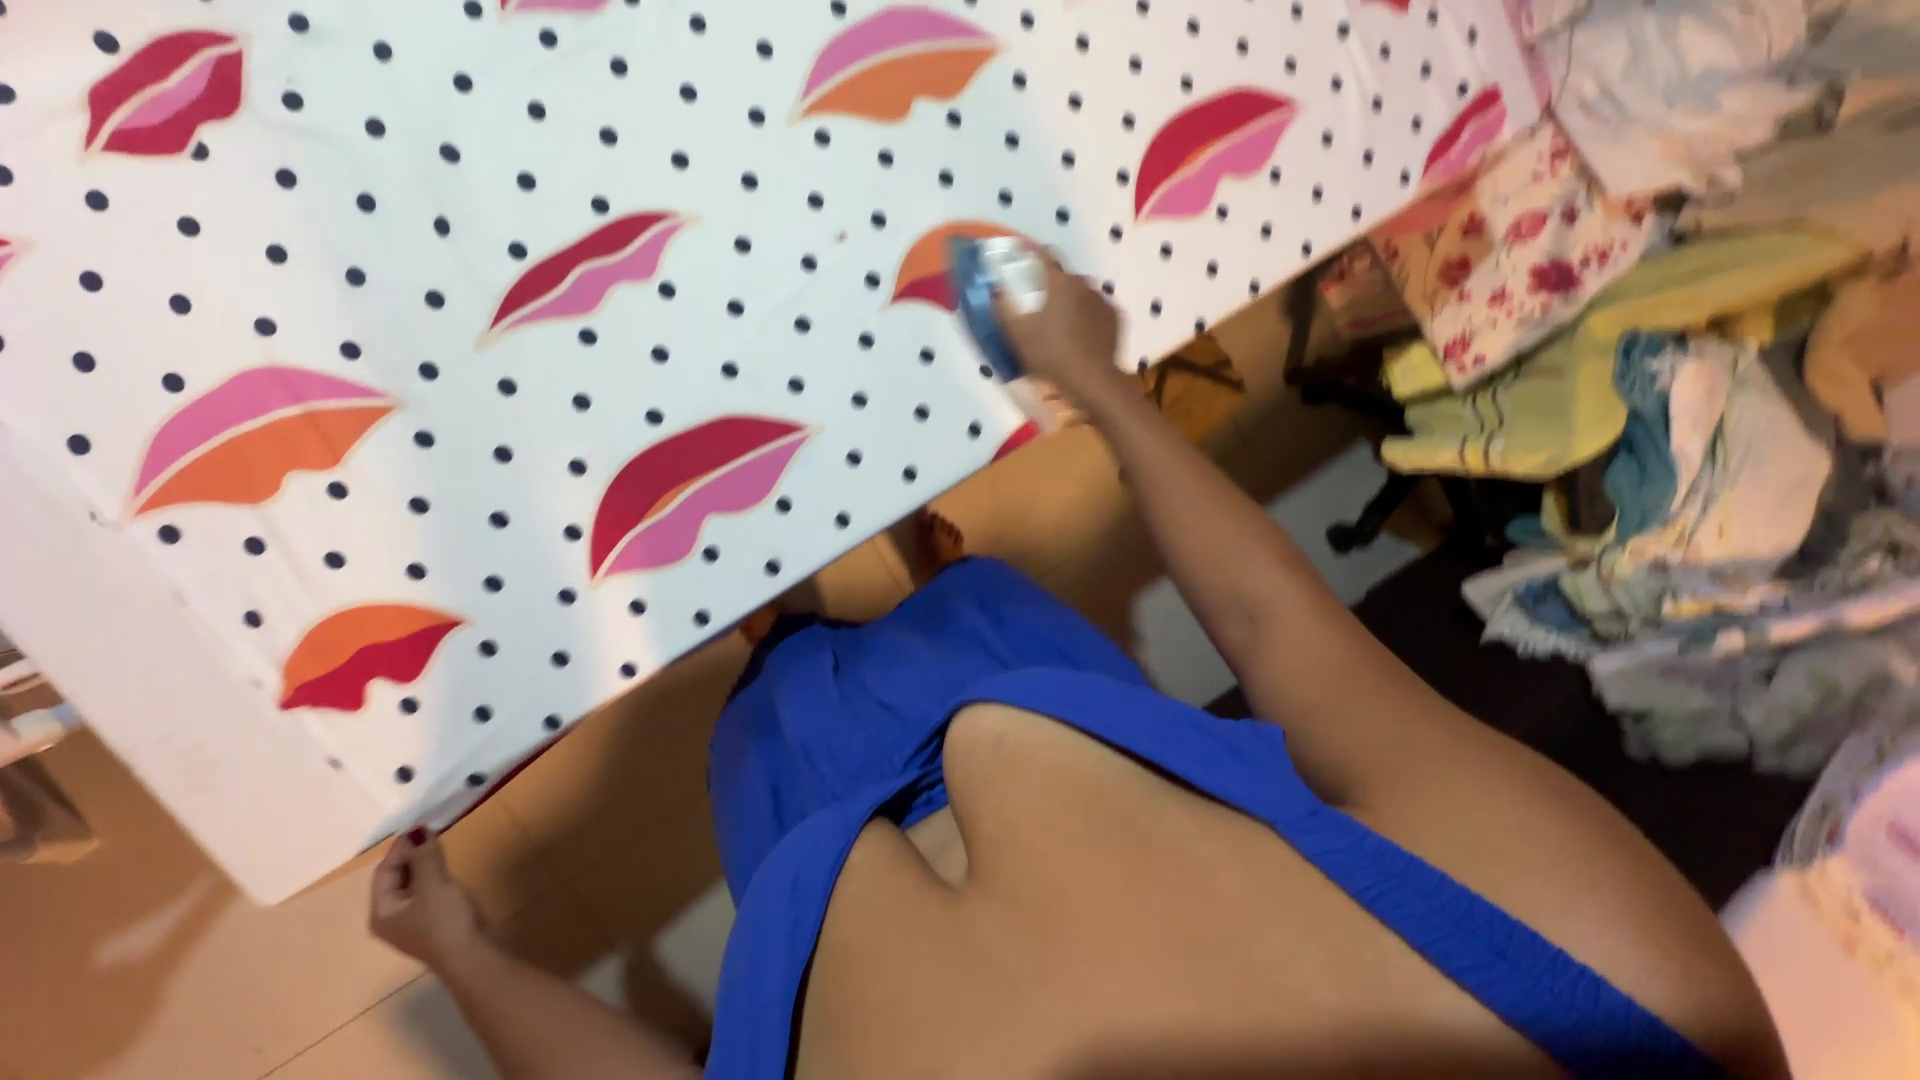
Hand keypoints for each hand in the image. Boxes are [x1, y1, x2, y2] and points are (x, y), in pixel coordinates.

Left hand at [370, 827, 490, 971]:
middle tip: (431, 834)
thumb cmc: (444, 920)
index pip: (384, 873)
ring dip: (423, 866)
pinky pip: (427, 895)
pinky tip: (447, 872)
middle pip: (396, 880)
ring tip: (439, 847)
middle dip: (411, 856)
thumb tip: (418, 830)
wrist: (471, 956)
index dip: (400, 849)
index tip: (420, 826)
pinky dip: (433, 879)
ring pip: (413, 887)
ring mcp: (413, 924)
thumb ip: (425, 856)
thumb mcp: (434, 884)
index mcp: (382, 912)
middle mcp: (391, 919)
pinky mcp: (433, 924)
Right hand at [992, 249, 1124, 398]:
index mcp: (1059, 282)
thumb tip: (995, 289)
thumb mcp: (1018, 334)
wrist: (1093, 381)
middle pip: (1065, 277)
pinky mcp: (1117, 318)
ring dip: (1073, 302)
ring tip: (1064, 324)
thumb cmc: (1051, 355)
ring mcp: (1104, 300)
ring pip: (1084, 293)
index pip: (1045, 255)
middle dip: (1053, 286)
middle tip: (1042, 306)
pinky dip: (1090, 317)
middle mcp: (1084, 283)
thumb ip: (1003, 307)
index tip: (1025, 263)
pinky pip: (1098, 310)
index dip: (1033, 255)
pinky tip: (1083, 335)